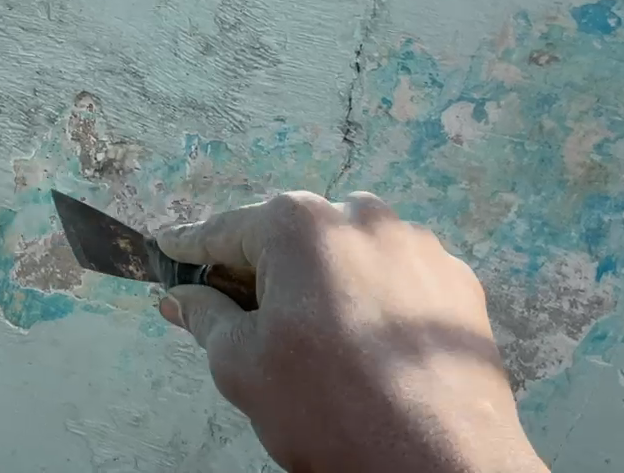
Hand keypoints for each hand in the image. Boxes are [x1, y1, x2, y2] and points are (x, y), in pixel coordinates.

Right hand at [157, 192, 546, 472]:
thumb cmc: (330, 411)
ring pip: (341, 249)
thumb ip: (204, 317)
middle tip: (239, 308)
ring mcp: (413, 241)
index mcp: (295, 223)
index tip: (168, 248)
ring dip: (318, 277)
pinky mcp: (455, 277)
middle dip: (259, 268)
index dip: (190, 246)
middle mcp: (355, 213)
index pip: (224, 232)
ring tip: (314, 333)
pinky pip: (392, 272)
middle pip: (285, 235)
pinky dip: (369, 293)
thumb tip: (177, 298)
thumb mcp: (241, 365)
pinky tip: (366, 338)